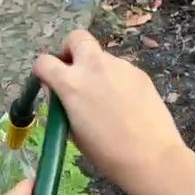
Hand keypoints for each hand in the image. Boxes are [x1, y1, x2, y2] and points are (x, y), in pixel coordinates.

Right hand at [33, 29, 190, 194]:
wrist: (151, 156)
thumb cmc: (106, 153)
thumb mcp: (73, 131)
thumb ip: (61, 104)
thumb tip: (57, 90)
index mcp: (71, 83)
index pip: (45, 61)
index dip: (43, 71)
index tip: (48, 81)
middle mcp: (94, 66)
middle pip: (77, 38)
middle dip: (71, 50)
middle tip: (74, 72)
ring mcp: (119, 66)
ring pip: (101, 57)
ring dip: (96, 69)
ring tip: (106, 99)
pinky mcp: (139, 72)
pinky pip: (120, 70)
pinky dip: (116, 80)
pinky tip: (125, 104)